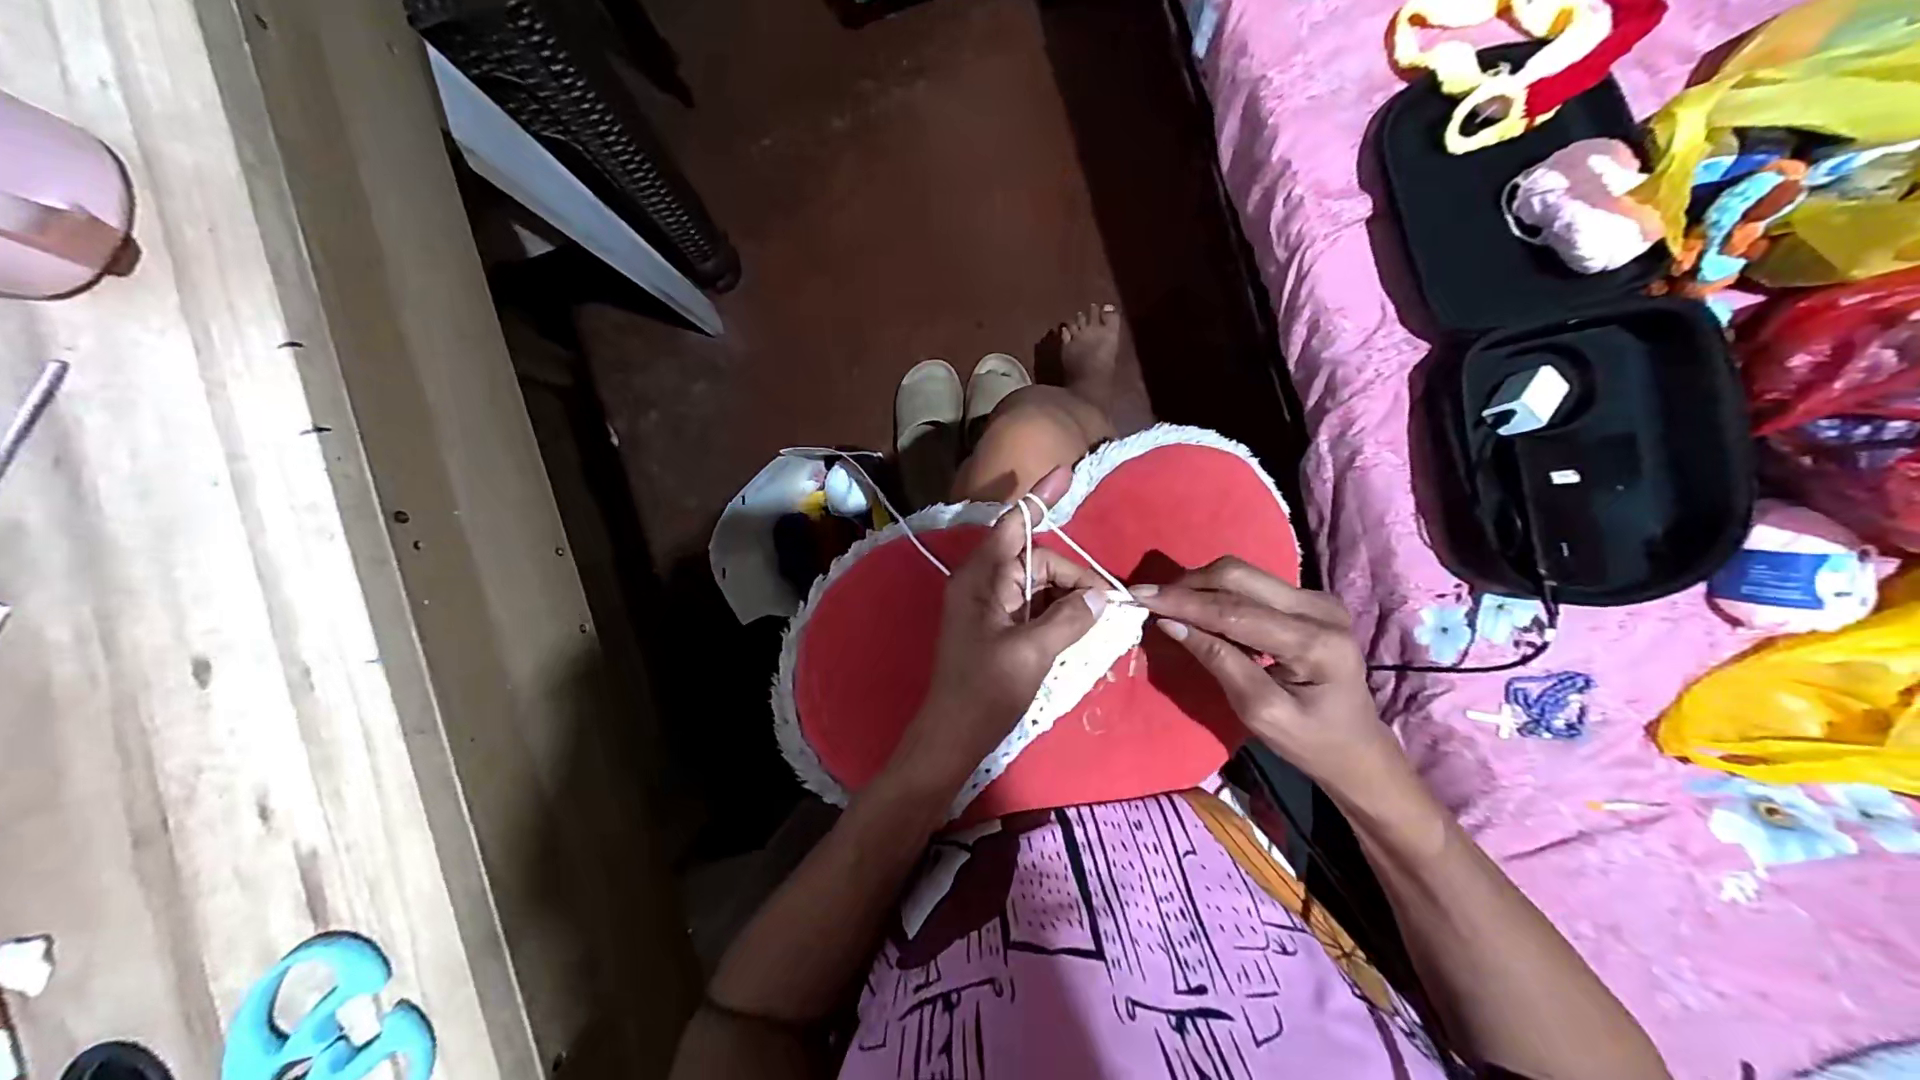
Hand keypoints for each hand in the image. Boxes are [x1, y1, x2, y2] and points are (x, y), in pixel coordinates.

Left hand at [888, 468, 1106, 790]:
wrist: (951, 737)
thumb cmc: (984, 692)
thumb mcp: (1032, 654)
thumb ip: (1068, 620)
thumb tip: (1099, 598)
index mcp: (981, 579)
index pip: (1014, 526)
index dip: (1040, 499)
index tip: (1066, 471)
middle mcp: (982, 584)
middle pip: (1035, 559)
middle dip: (1071, 574)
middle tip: (1107, 600)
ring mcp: (988, 607)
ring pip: (1037, 585)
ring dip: (1068, 595)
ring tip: (1099, 616)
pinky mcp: (996, 628)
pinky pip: (1032, 606)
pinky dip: (1057, 612)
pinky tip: (1081, 626)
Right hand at [1131, 557, 1405, 794]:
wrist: (1356, 747)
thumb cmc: (1309, 741)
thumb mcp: (1259, 712)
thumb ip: (1219, 661)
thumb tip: (1171, 623)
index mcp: (1315, 642)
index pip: (1235, 611)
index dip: (1184, 602)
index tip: (1139, 598)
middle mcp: (1320, 608)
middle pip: (1239, 576)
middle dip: (1188, 585)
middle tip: (1148, 599)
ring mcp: (1317, 599)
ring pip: (1243, 575)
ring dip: (1200, 586)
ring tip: (1167, 604)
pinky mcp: (1308, 600)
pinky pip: (1252, 585)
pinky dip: (1217, 593)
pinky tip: (1198, 609)